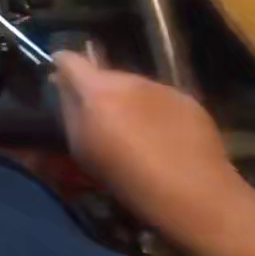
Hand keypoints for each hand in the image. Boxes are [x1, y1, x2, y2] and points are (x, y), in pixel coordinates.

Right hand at [53, 51, 254, 245]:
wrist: (197, 196)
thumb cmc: (128, 178)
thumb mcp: (82, 150)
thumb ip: (69, 111)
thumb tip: (62, 85)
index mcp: (97, 90)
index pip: (70, 59)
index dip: (61, 65)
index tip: (57, 76)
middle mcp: (129, 79)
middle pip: (104, 75)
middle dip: (97, 91)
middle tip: (100, 120)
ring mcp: (161, 87)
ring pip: (133, 87)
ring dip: (126, 101)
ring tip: (134, 133)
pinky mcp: (188, 100)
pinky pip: (159, 99)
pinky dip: (153, 111)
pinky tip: (162, 139)